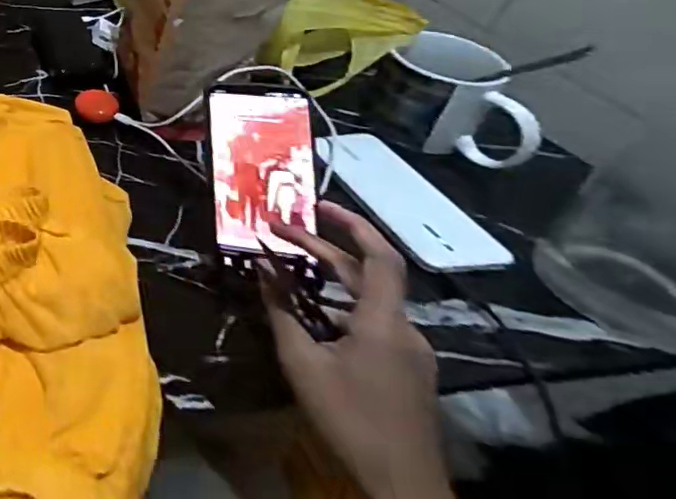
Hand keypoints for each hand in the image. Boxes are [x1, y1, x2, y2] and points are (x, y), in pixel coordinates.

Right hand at [265, 202, 452, 498]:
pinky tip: (317, 321)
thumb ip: (282, 312)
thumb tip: (262, 269)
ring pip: (369, 300)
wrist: (404, 487)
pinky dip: (343, 309)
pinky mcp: (411, 371)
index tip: (316, 205)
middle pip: (365, 273)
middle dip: (322, 249)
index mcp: (383, 320)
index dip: (351, 222)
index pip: (379, 254)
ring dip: (331, 281)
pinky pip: (375, 324)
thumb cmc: (350, 419)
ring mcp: (412, 350)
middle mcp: (404, 327)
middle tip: (280, 234)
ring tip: (291, 273)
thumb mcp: (303, 364)